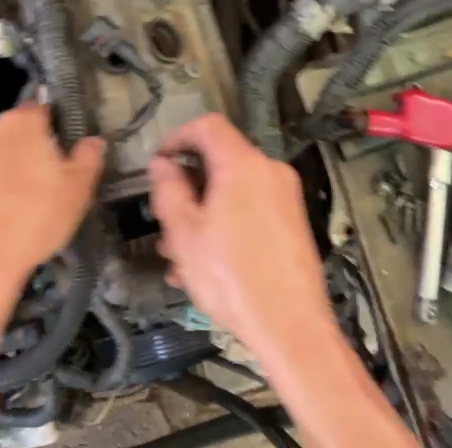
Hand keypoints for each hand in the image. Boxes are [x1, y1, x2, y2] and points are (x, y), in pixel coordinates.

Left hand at [0, 103, 105, 290]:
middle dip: (18, 148)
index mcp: (21, 124)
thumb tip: (93, 141)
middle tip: (33, 180)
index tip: (56, 151)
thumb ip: (88, 159)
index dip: (49, 128)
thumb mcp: (76, 193)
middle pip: (6, 132)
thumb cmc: (34, 222)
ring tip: (0, 199)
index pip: (38, 110)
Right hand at [148, 114, 332, 355]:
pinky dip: (225, 226)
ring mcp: (285, 198)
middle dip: (188, 187)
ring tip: (178, 255)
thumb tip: (163, 163)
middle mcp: (270, 171)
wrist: (292, 327)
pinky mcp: (293, 223)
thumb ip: (169, 190)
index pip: (208, 125)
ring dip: (203, 214)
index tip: (159, 163)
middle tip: (164, 219)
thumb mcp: (185, 234)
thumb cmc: (232, 276)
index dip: (178, 136)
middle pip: (220, 160)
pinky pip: (250, 210)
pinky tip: (205, 266)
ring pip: (233, 191)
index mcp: (244, 164)